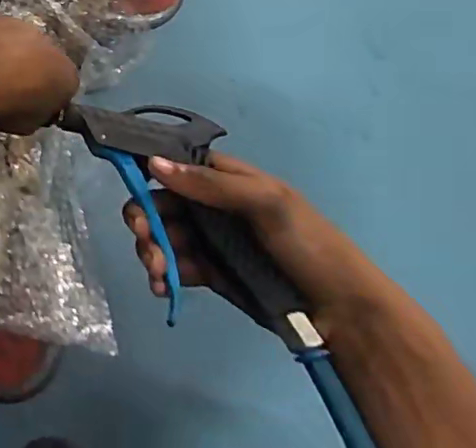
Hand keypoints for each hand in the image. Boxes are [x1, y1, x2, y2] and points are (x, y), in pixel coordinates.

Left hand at [0, 16, 79, 133]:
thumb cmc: (10, 107)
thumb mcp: (29, 124)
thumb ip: (37, 113)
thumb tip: (33, 108)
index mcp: (68, 77)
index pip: (65, 87)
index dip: (48, 96)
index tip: (32, 104)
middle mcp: (55, 48)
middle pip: (47, 60)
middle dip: (34, 70)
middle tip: (12, 86)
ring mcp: (29, 29)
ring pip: (26, 43)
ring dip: (15, 53)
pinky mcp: (4, 19)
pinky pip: (3, 32)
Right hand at [123, 152, 404, 335]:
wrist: (344, 312)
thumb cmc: (307, 242)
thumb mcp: (265, 201)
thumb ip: (210, 184)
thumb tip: (153, 163)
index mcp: (222, 177)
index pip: (173, 165)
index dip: (147, 173)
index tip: (132, 186)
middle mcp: (209, 204)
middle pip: (160, 203)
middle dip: (145, 219)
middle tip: (144, 238)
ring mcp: (209, 240)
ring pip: (163, 237)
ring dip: (151, 250)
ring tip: (157, 272)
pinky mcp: (211, 274)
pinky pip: (176, 268)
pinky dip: (163, 276)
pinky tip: (162, 287)